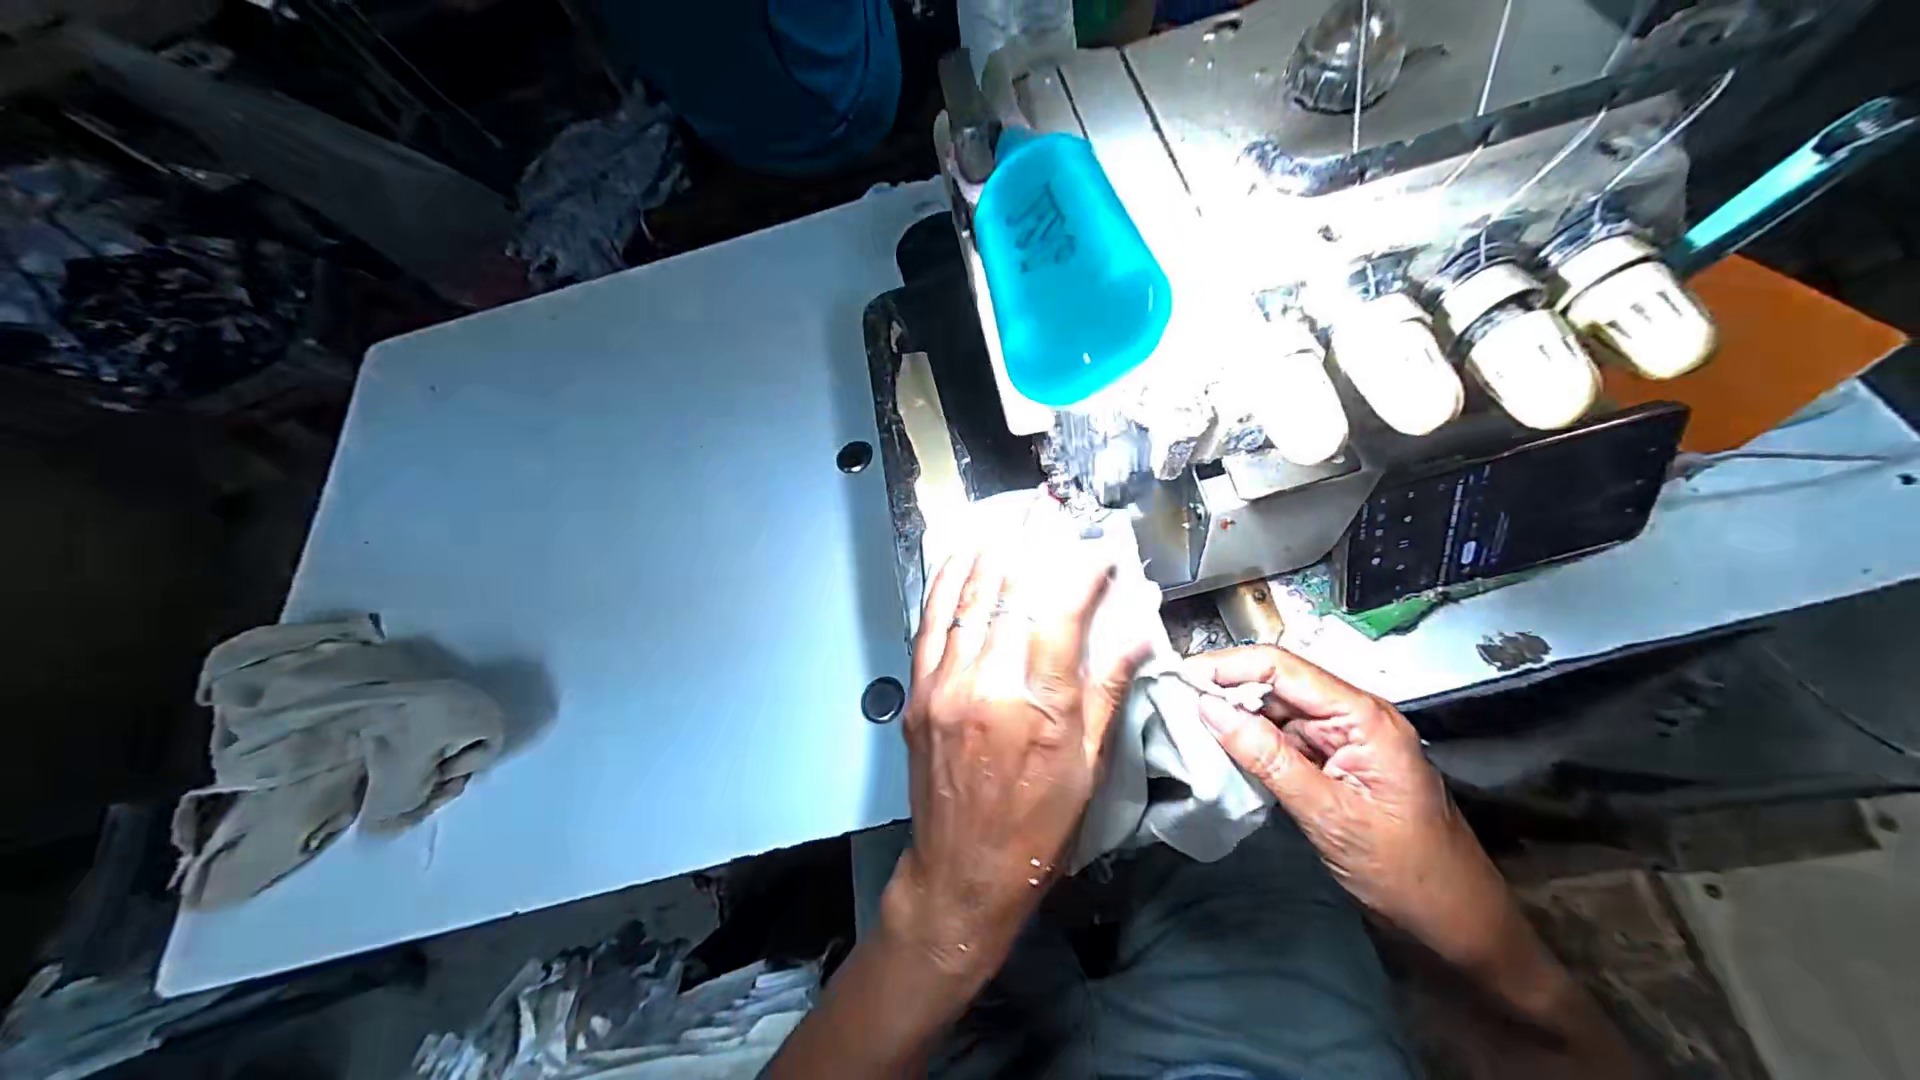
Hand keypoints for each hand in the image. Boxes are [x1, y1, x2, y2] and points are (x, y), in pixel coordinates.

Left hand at [882, 544, 1146, 984]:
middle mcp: (986, 687)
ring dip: (988, 554)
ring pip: (966, 602)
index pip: (1061, 614)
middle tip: (1045, 510)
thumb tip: (1138, 631)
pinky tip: (958, 559)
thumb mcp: (1089, 766)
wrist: (963, 870)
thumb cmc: (1038, 825)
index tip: (1099, 550)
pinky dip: (945, 586)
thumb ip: (1109, 690)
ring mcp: (943, 687)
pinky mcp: (917, 694)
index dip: (1081, 572)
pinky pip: (929, 625)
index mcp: (1040, 708)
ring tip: (1006, 520)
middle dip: (1031, 545)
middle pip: (1009, 596)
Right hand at [1181, 646, 1638, 1074]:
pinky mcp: (1333, 763)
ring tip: (1189, 719)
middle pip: (1277, 683)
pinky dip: (1251, 740)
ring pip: (1276, 710)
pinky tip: (1222, 746)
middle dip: (1227, 687)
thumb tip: (1208, 709)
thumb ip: (1267, 757)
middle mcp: (1352, 717)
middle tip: (1176, 698)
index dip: (1229, 666)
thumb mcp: (1329, 815)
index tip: (1182, 676)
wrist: (1460, 930)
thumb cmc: (1407, 873)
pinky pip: (1283, 738)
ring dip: (1236, 713)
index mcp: (1363, 717)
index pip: (1284, 668)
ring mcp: (1343, 740)